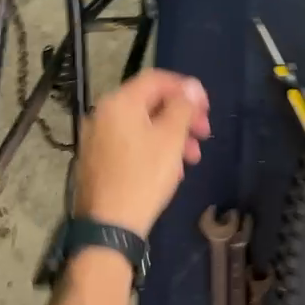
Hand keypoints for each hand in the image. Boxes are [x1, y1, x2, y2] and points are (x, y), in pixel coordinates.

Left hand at [73, 70, 211, 236]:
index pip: (156, 80)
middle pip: (150, 103)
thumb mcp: (171, 138)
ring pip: (143, 125)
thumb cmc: (144, 176)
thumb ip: (183, 107)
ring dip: (172, 134)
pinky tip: (171, 168)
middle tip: (204, 133)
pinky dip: (154, 147)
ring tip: (191, 157)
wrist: (110, 224)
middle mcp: (103, 114)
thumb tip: (191, 86)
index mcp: (119, 103)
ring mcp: (97, 137)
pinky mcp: (98, 159)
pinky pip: (131, 142)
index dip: (186, 89)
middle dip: (182, 116)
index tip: (207, 107)